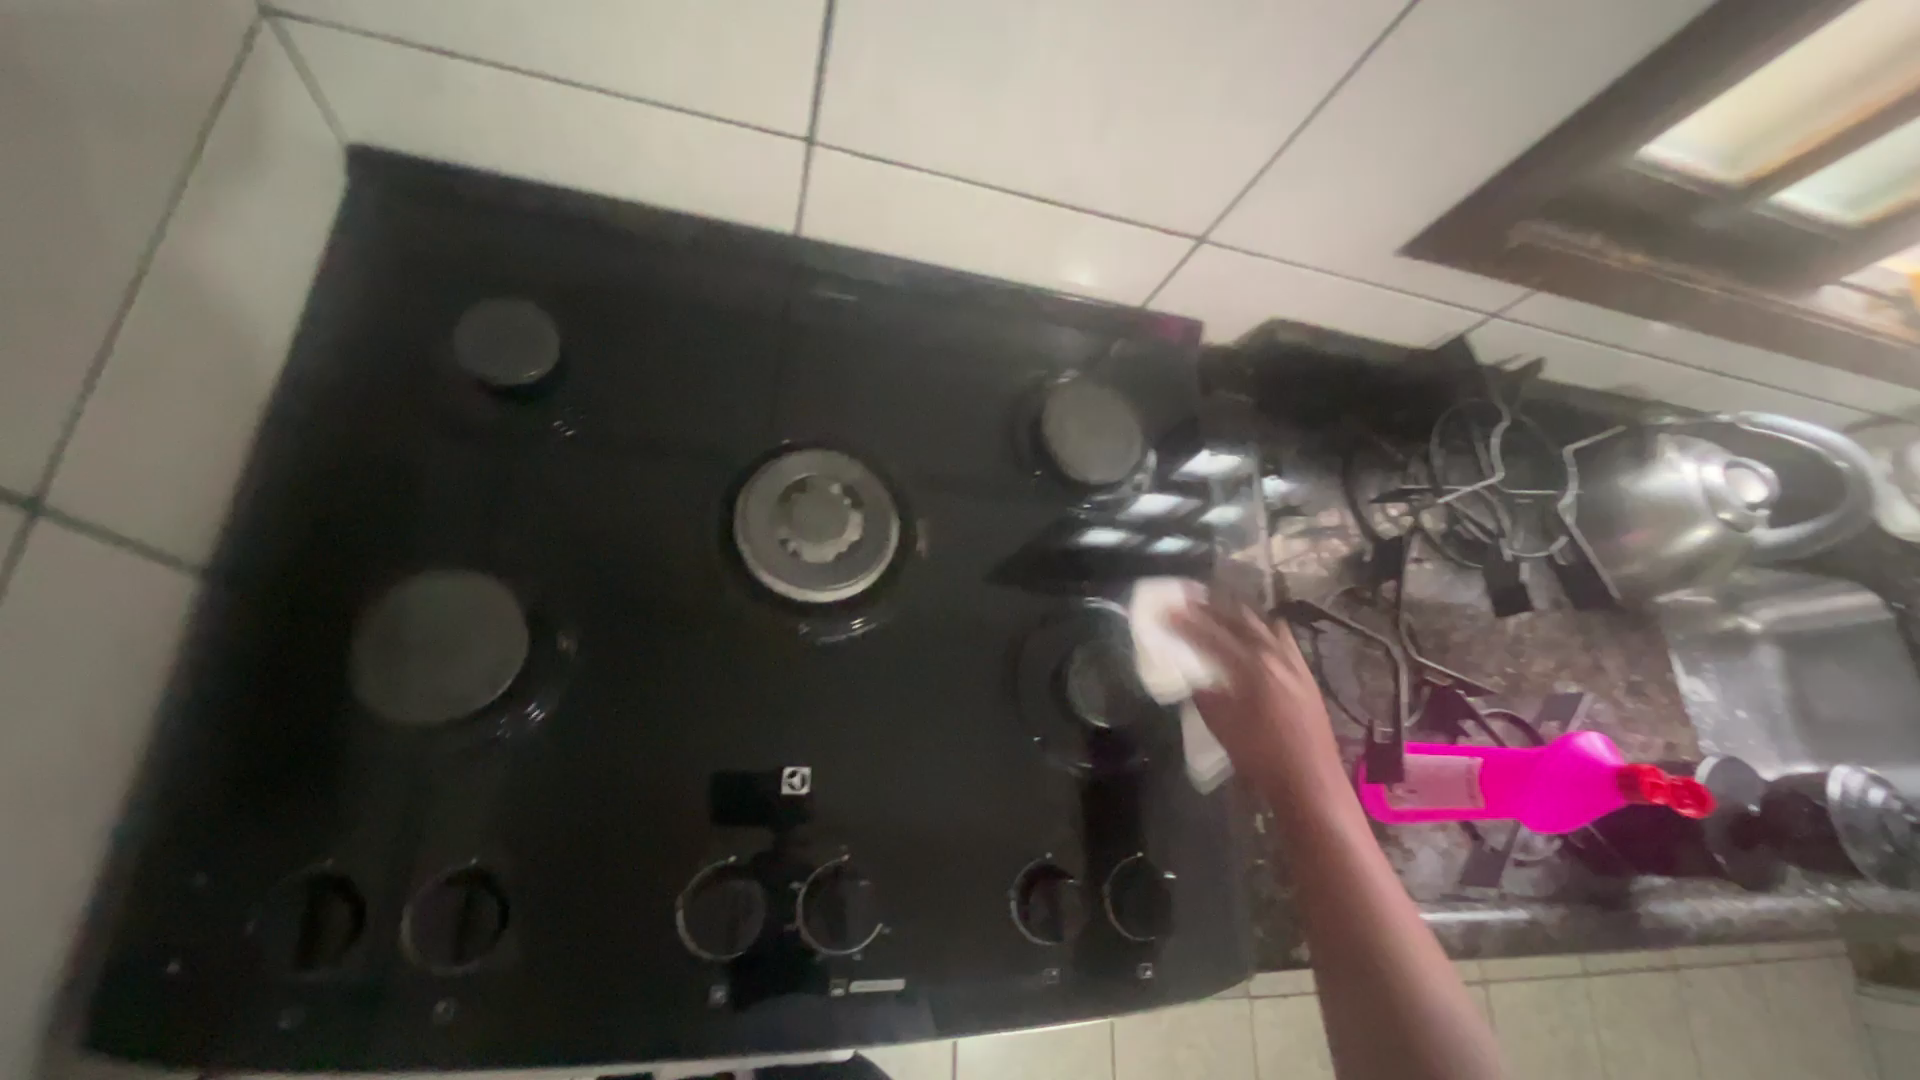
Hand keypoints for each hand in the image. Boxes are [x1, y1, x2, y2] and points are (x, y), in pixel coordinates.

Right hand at [1170, 597, 1343, 794]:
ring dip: (1239, 616)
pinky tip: (1257, 636)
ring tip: (1220, 611)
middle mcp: (1276, 656)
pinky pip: (1283, 640)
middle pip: (1240, 620)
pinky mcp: (1306, 676)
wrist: (1311, 782)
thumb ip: (1204, 695)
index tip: (1166, 611)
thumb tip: (1192, 677)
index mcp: (1251, 666)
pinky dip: (1264, 631)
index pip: (1211, 636)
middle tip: (1190, 601)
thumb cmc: (1261, 757)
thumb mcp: (1222, 726)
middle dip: (1212, 608)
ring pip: (1264, 625)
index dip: (1185, 622)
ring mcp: (1295, 664)